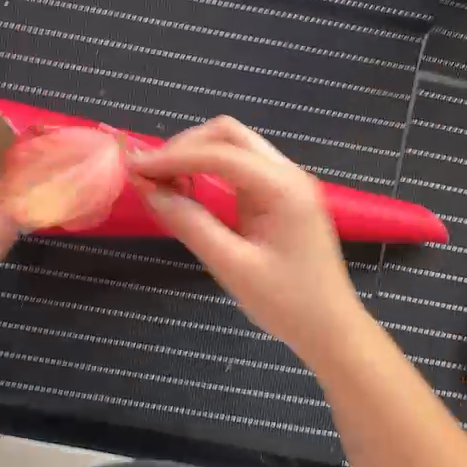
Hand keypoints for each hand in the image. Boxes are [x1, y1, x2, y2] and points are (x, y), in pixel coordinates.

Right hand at [129, 118, 372, 370]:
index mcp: (282, 187)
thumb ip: (190, 223)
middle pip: (228, 134)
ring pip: (234, 145)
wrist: (333, 332)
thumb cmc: (287, 304)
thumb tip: (148, 190)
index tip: (134, 168)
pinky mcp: (281, 195)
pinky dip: (209, 168)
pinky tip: (188, 187)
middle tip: (150, 173)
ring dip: (196, 154)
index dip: (172, 156)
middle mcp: (287, 173)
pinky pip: (240, 166)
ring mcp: (287, 181)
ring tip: (162, 179)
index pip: (219, 153)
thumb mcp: (231, 266)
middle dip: (185, 146)